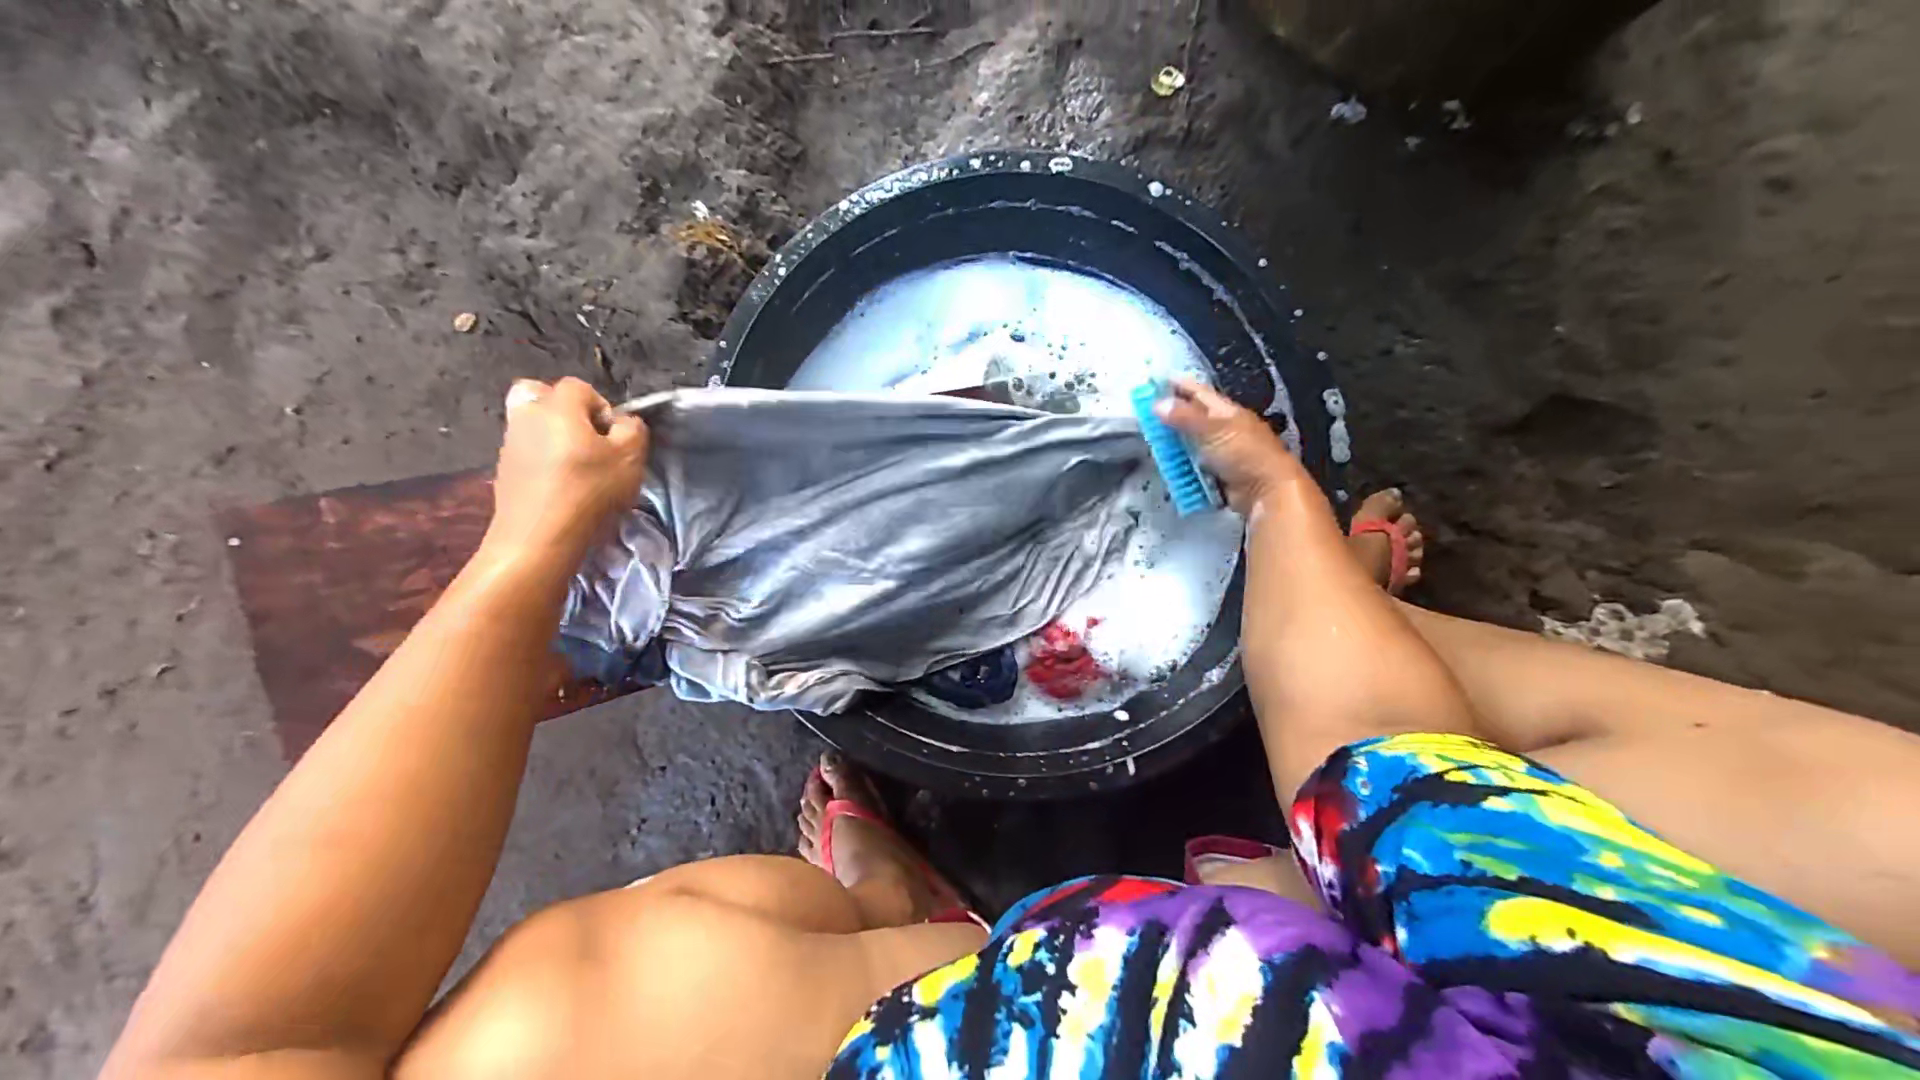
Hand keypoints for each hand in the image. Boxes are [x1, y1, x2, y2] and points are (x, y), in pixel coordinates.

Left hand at [480, 377, 648, 571]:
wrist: (538, 539)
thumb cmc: (589, 492)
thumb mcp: (631, 459)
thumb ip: (633, 430)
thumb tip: (623, 423)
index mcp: (557, 406)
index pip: (580, 387)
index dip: (603, 407)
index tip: (614, 438)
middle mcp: (526, 416)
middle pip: (542, 395)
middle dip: (566, 412)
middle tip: (588, 441)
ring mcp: (510, 444)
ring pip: (532, 424)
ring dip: (554, 437)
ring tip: (578, 469)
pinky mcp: (503, 471)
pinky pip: (526, 451)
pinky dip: (543, 461)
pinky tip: (561, 487)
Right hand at [1154, 378, 1310, 514]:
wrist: (1267, 491)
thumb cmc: (1244, 454)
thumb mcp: (1213, 430)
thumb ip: (1185, 417)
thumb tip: (1157, 404)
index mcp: (1226, 412)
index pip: (1199, 392)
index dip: (1179, 384)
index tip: (1156, 379)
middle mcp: (1224, 429)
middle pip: (1192, 418)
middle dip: (1170, 415)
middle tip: (1144, 412)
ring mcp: (1221, 452)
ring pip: (1191, 442)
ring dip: (1173, 442)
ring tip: (1150, 440)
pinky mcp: (1217, 474)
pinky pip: (1192, 465)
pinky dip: (1180, 464)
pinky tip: (1166, 464)